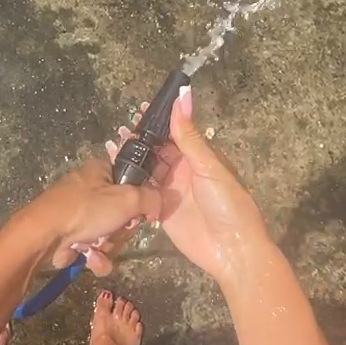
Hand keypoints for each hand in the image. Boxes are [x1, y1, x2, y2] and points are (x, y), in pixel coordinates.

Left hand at [13, 158, 161, 275]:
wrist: (45, 236)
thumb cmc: (85, 210)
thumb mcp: (126, 198)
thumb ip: (151, 198)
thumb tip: (162, 203)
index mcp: (102, 170)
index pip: (134, 181)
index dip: (141, 199)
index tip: (142, 210)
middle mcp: (93, 189)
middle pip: (126, 213)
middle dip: (122, 229)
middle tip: (115, 228)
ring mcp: (84, 214)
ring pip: (114, 234)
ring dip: (109, 245)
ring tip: (97, 245)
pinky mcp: (76, 236)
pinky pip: (99, 249)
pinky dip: (97, 256)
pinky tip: (89, 257)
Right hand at [109, 87, 270, 284]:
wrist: (231, 250)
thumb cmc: (227, 203)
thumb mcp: (208, 165)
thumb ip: (188, 134)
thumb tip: (183, 94)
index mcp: (198, 157)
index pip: (175, 132)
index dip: (159, 120)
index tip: (142, 107)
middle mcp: (182, 170)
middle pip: (158, 149)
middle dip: (141, 137)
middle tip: (123, 127)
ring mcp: (169, 190)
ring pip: (147, 167)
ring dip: (132, 155)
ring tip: (114, 142)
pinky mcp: (158, 208)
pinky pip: (141, 189)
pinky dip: (128, 178)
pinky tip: (114, 167)